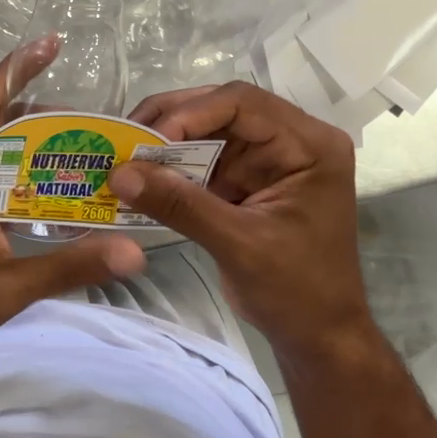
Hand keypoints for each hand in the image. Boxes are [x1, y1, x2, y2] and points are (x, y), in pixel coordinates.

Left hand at [0, 38, 146, 370]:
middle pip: (0, 122)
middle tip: (93, 120)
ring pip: (1, 151)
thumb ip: (70, 268)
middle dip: (43, 108)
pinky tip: (60, 188)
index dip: (15, 68)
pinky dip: (30, 171)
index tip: (51, 43)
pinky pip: (2, 179)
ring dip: (38, 140)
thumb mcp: (11, 289)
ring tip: (85, 147)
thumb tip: (131, 251)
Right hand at [109, 82, 372, 355]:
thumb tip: (119, 173)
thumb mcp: (238, 244)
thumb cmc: (295, 289)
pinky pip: (203, 165)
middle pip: (223, 110)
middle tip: (123, 138)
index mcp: (309, 146)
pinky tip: (138, 179)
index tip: (146, 141)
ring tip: (122, 155)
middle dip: (171, 121)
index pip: (243, 104)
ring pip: (208, 135)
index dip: (190, 113)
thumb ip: (181, 205)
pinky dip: (170, 171)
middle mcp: (291, 143)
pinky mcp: (246, 186)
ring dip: (165, 144)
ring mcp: (267, 164)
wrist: (317, 333)